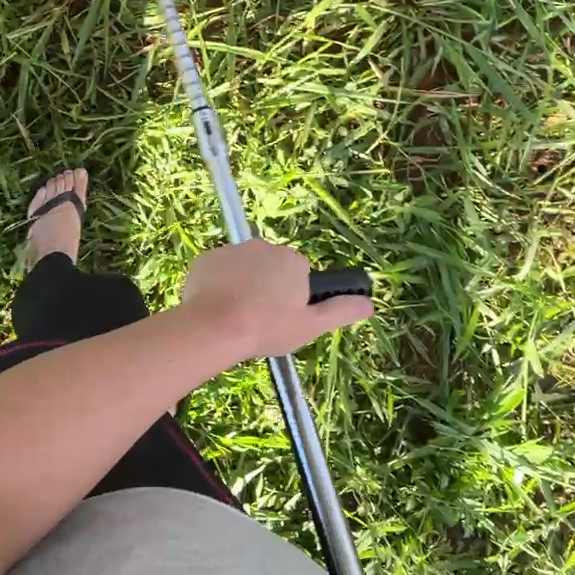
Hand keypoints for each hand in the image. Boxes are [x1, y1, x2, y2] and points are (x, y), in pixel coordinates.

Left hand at [177, 240, 374, 360]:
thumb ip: (340, 311)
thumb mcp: (310, 326)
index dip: (293, 296)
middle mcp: (263, 247)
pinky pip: (217, 271)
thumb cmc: (266, 327)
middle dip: (268, 286)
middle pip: (270, 267)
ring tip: (236, 315)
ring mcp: (231, 250)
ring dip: (242, 284)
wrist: (213, 327)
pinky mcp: (205, 259)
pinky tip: (216, 307)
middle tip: (260, 317)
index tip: (283, 315)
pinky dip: (217, 285)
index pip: (298, 274)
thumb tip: (369, 304)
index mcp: (292, 260)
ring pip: (242, 268)